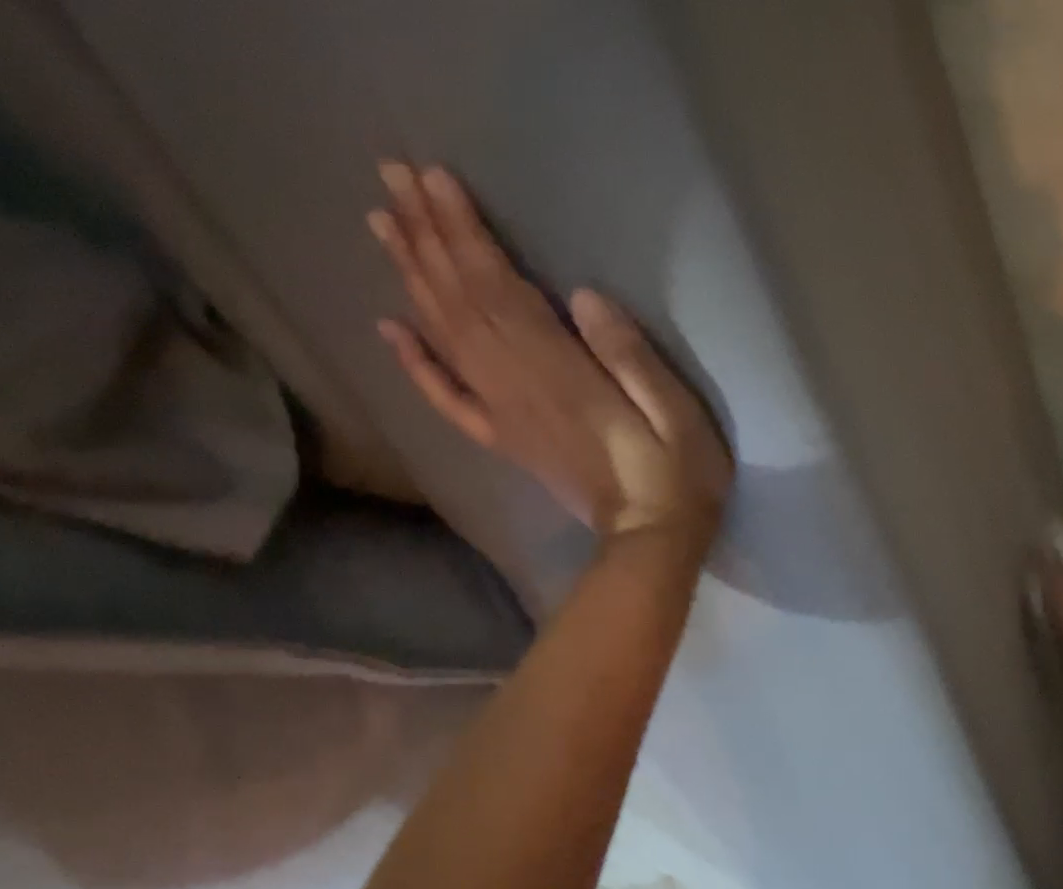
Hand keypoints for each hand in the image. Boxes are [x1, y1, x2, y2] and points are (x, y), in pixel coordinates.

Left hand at [367, 160, 731, 539]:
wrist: (653, 539)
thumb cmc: (678, 472)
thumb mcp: (676, 411)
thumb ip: (631, 356)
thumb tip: (585, 296)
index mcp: (561, 374)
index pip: (502, 291)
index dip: (467, 234)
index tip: (436, 181)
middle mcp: (516, 387)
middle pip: (462, 303)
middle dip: (428, 236)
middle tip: (392, 175)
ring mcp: (503, 415)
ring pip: (446, 337)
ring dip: (414, 278)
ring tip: (384, 222)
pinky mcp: (504, 439)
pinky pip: (446, 398)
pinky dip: (414, 362)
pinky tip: (389, 328)